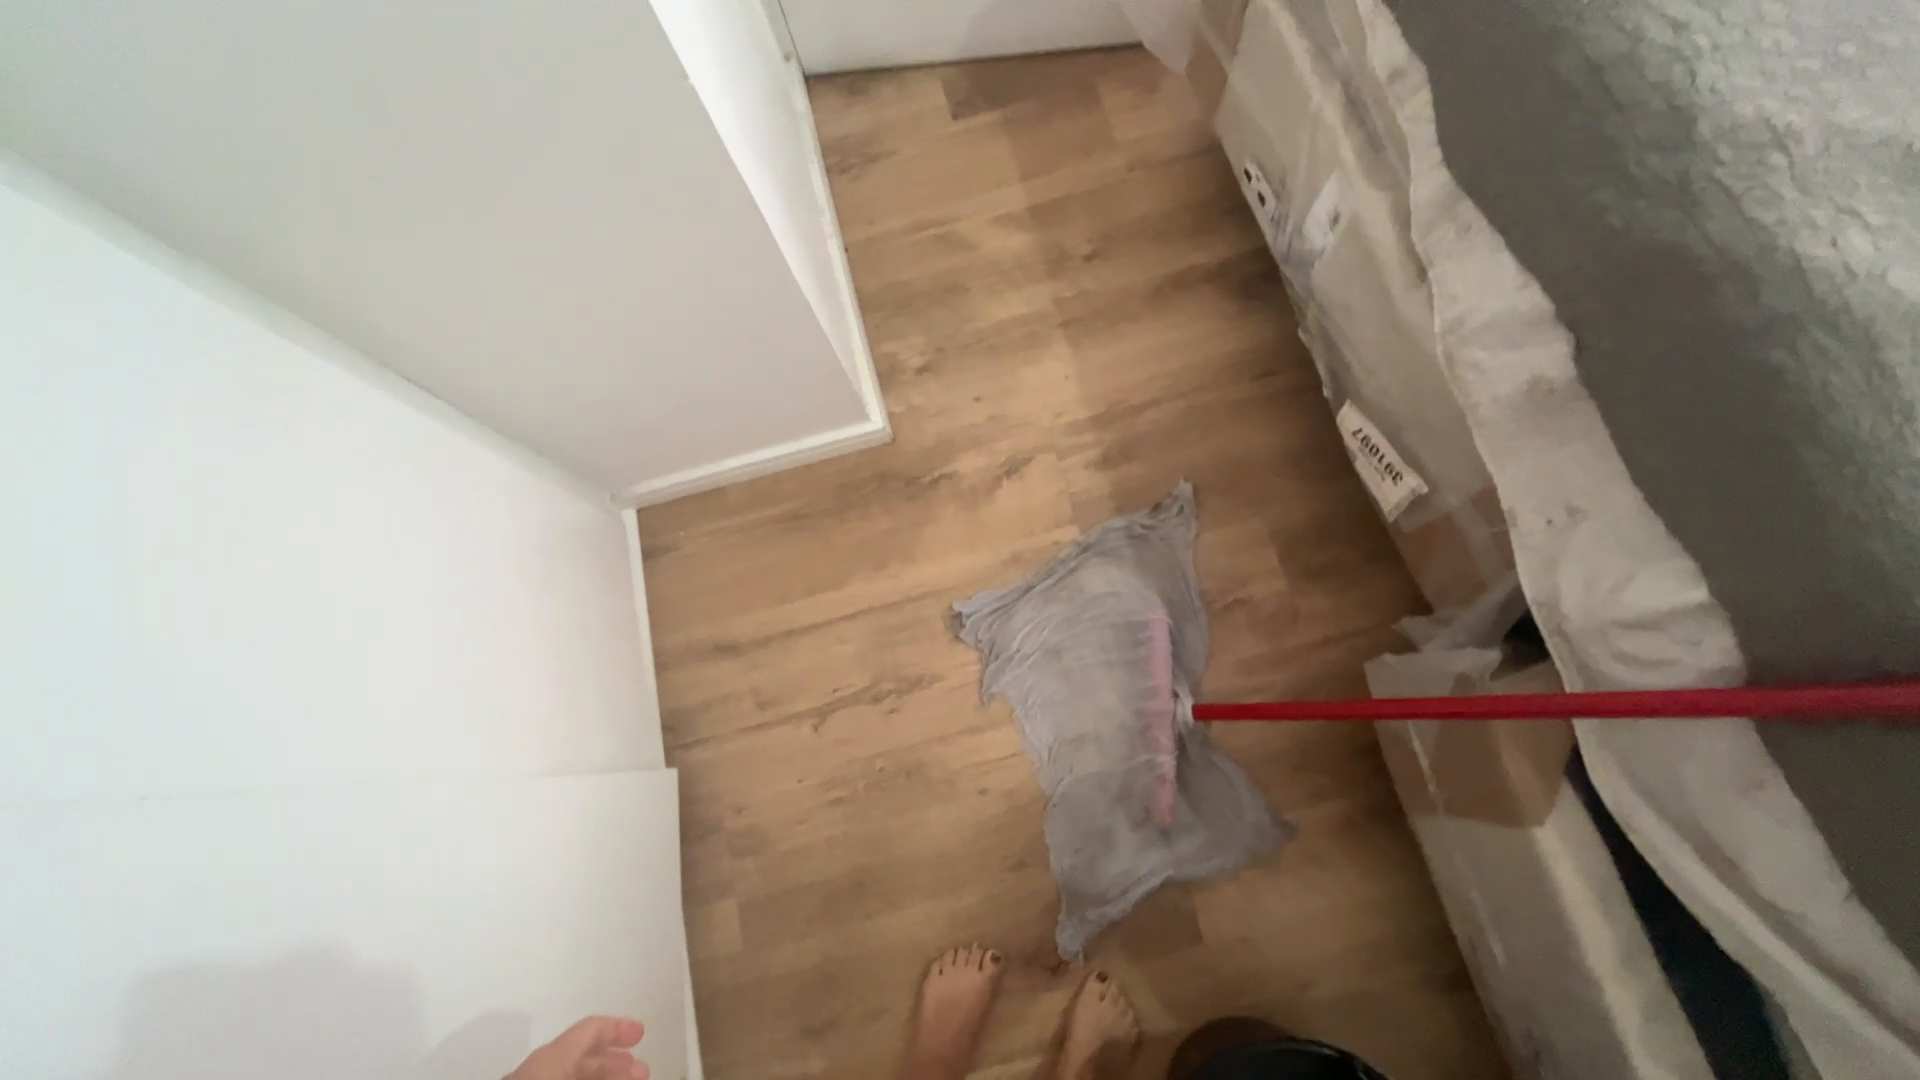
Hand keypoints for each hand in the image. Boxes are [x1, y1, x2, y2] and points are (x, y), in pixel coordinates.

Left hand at [506, 1016, 646, 1079]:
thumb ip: (608, 1078)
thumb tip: (635, 1074)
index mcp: (550, 1058)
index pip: (590, 1029)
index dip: (618, 1029)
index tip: (641, 1035)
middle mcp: (536, 1070)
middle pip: (580, 1055)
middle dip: (612, 1064)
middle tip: (641, 1072)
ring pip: (568, 1077)